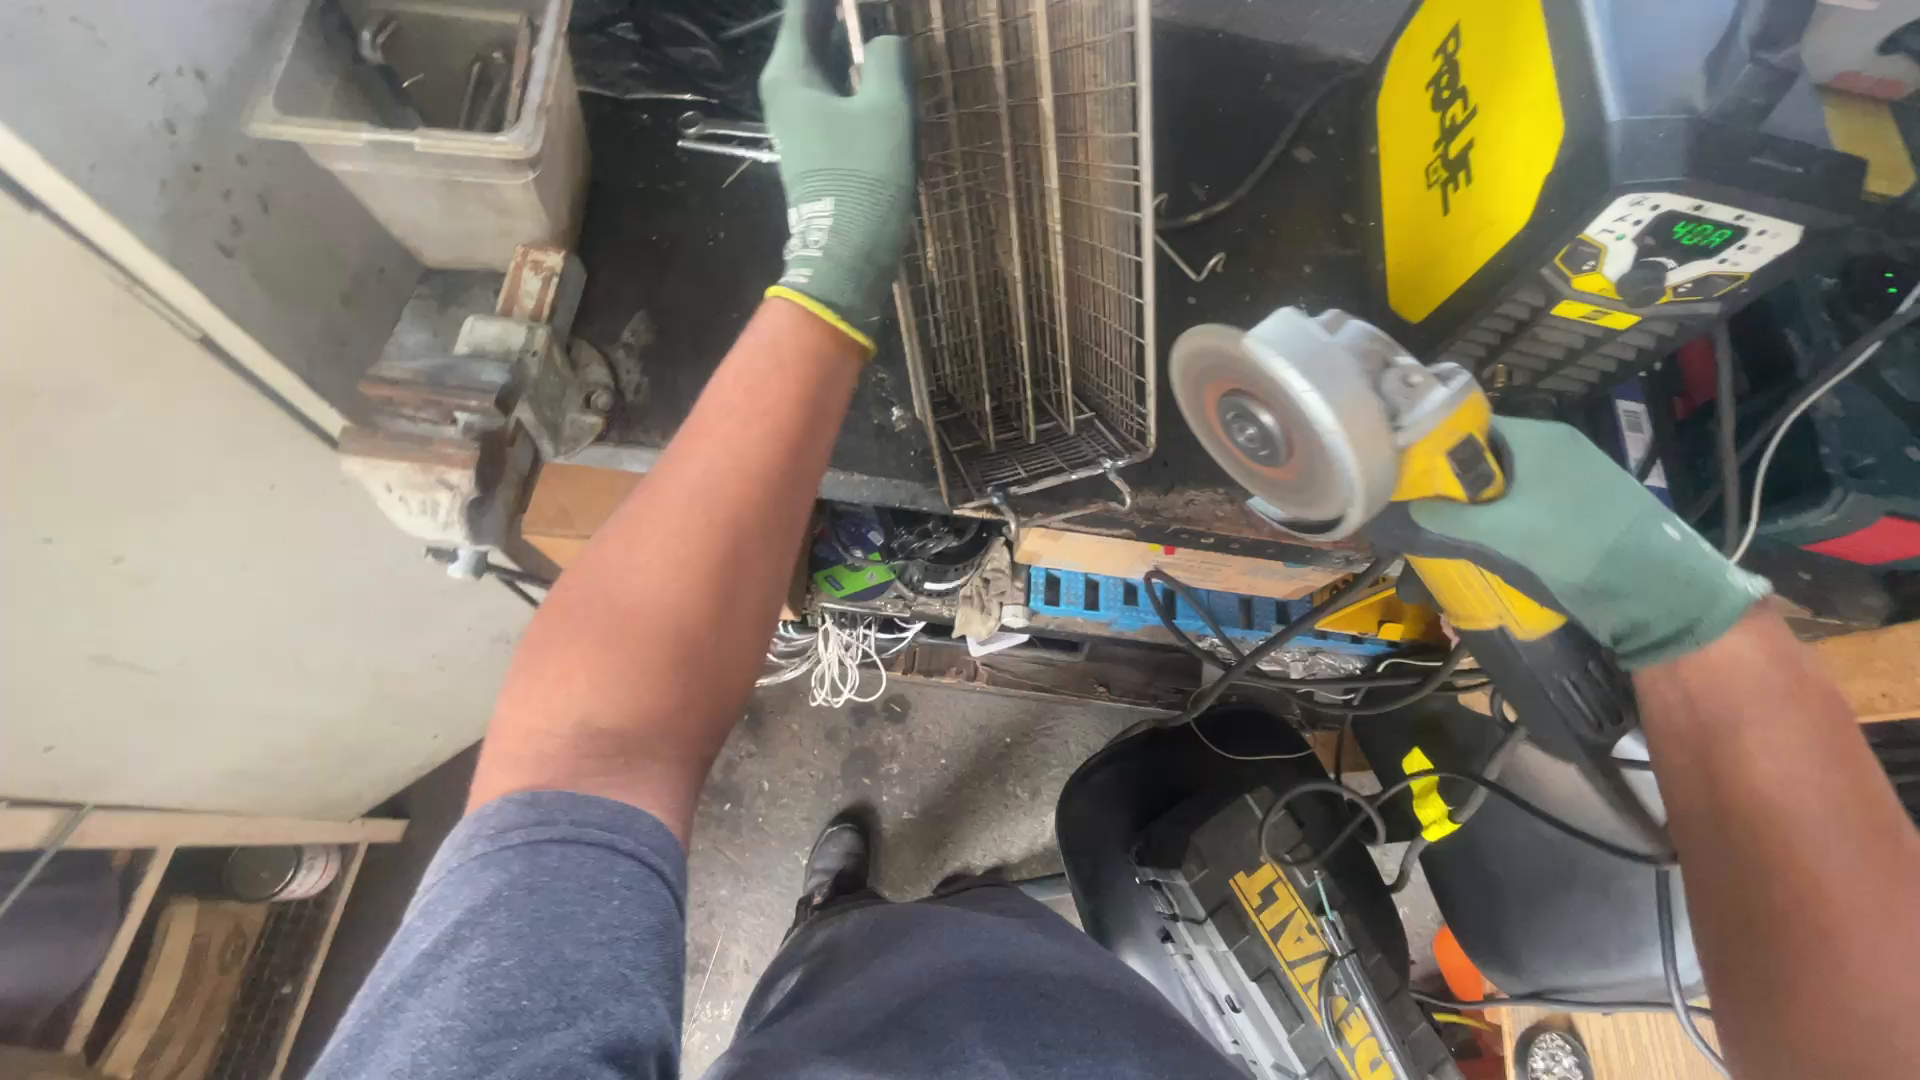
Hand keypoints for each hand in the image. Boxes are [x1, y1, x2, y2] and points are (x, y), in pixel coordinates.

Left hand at [758, 0, 914, 352]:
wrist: (848, 254)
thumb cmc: (865, 177)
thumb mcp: (886, 108)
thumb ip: (887, 59)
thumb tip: (886, 43)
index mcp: (789, 73)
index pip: (805, 8)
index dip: (836, 0)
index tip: (863, 3)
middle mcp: (784, 94)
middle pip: (813, 36)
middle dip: (845, 22)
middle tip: (877, 16)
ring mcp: (797, 125)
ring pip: (827, 70)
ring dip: (854, 55)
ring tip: (884, 43)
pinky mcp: (814, 152)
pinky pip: (834, 102)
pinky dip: (856, 88)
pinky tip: (882, 88)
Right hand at [1408, 416, 1771, 669]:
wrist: (1659, 595)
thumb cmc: (1578, 547)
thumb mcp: (1502, 533)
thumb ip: (1447, 518)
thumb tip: (1401, 509)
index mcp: (1539, 439)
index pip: (1468, 427)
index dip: (1430, 446)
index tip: (1399, 473)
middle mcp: (1552, 451)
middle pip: (1480, 459)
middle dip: (1445, 487)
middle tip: (1413, 513)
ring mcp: (1565, 481)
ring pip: (1497, 488)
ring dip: (1467, 512)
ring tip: (1436, 537)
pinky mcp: (1572, 510)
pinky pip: (1516, 508)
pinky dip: (1492, 525)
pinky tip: (1473, 549)